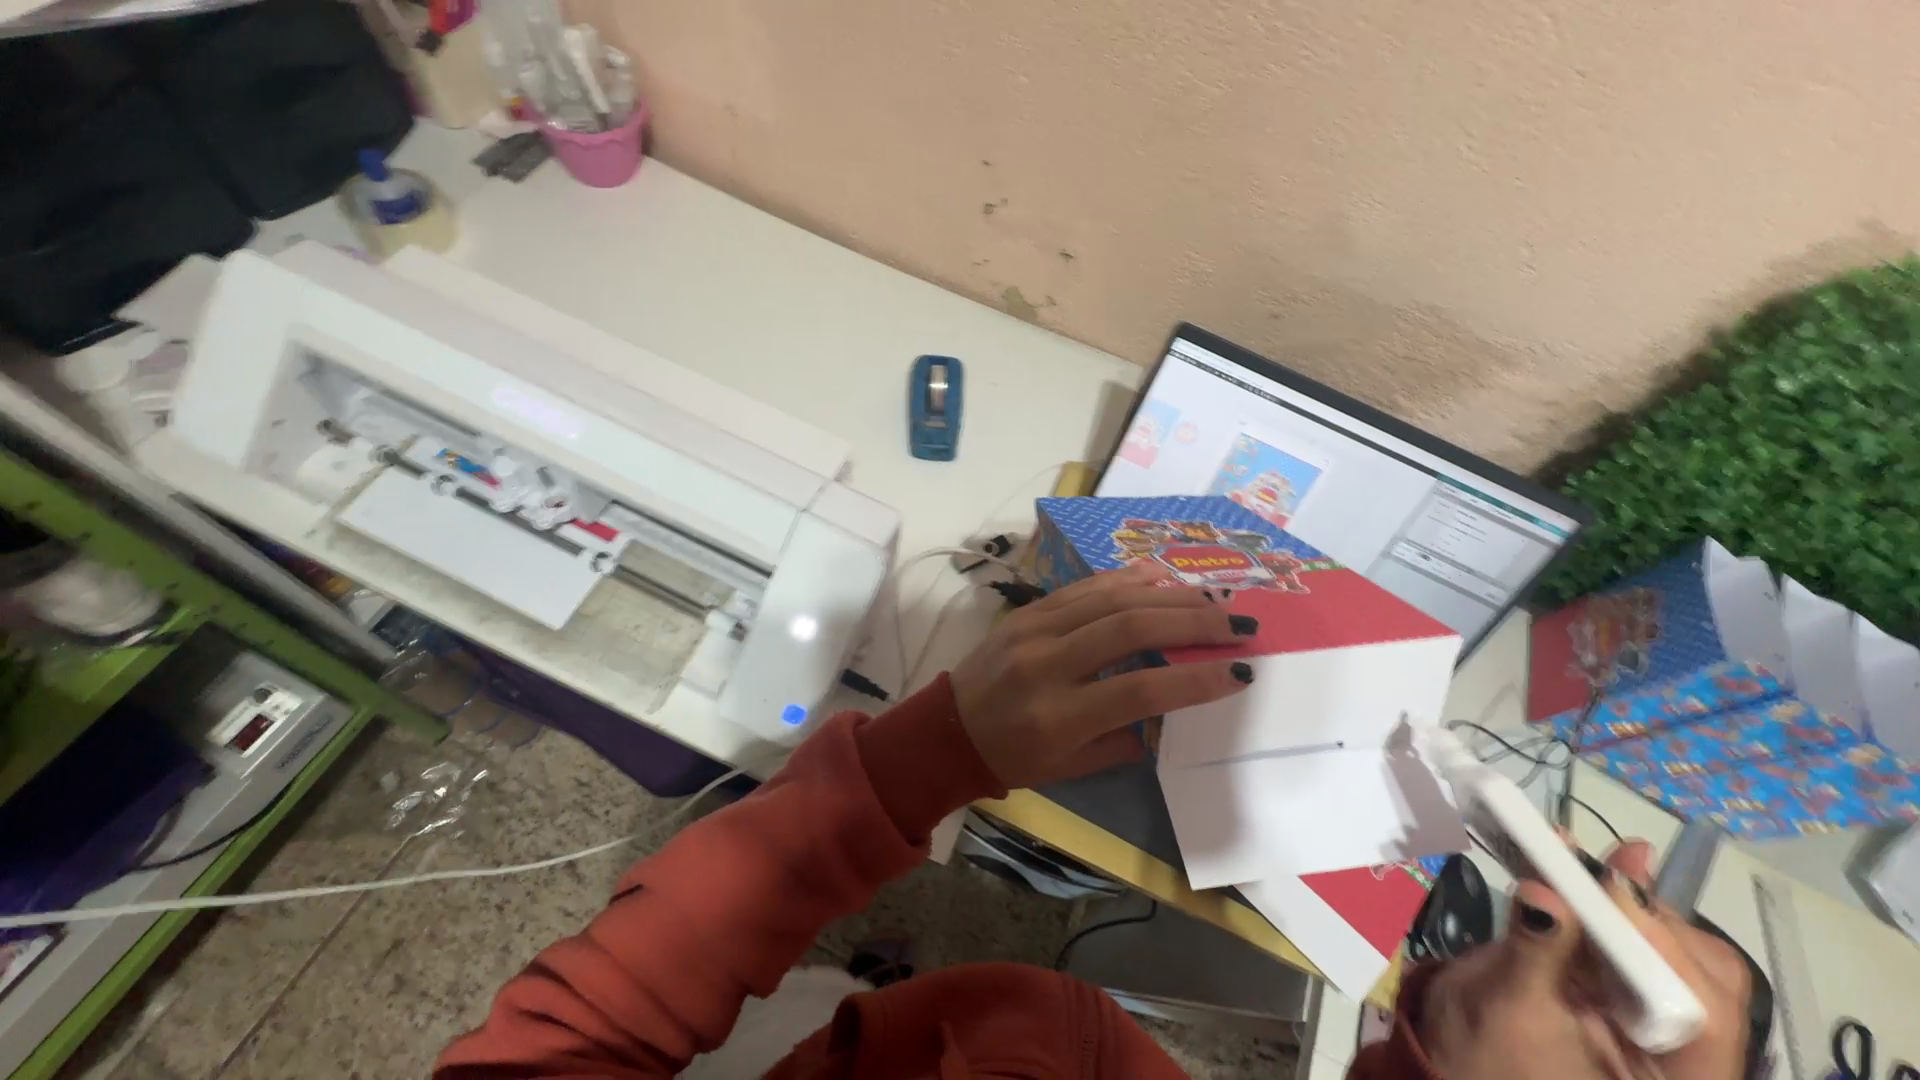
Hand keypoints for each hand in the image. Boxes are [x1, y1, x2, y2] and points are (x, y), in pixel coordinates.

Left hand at [949, 563, 1255, 788]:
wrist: (947, 729)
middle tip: (1237, 624)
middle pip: (1130, 628)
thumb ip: (1124, 739)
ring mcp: (1034, 629)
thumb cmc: (1013, 758)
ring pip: (1110, 598)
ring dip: (1168, 594)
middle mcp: (1047, 665)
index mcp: (1058, 716)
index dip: (1194, 679)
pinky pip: (1084, 587)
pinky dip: (1127, 579)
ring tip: (1211, 599)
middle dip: (1193, 622)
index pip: (1138, 690)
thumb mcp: (1069, 768)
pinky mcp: (1028, 610)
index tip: (1240, 672)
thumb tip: (1174, 704)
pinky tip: (1161, 576)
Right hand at [1418, 840, 1750, 1079]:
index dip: (1664, 947)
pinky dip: (1603, 898)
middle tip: (1592, 867)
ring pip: (1671, 947)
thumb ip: (1537, 951)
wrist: (1454, 1058)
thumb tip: (1547, 892)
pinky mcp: (1627, 986)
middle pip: (1698, 974)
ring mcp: (1659, 1016)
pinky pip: (1634, 938)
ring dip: (1622, 898)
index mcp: (1674, 1077)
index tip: (1615, 887)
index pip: (1699, 1014)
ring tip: (1572, 856)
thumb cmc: (1484, 1050)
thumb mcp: (1508, 1005)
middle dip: (1645, 916)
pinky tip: (1573, 863)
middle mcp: (1685, 1050)